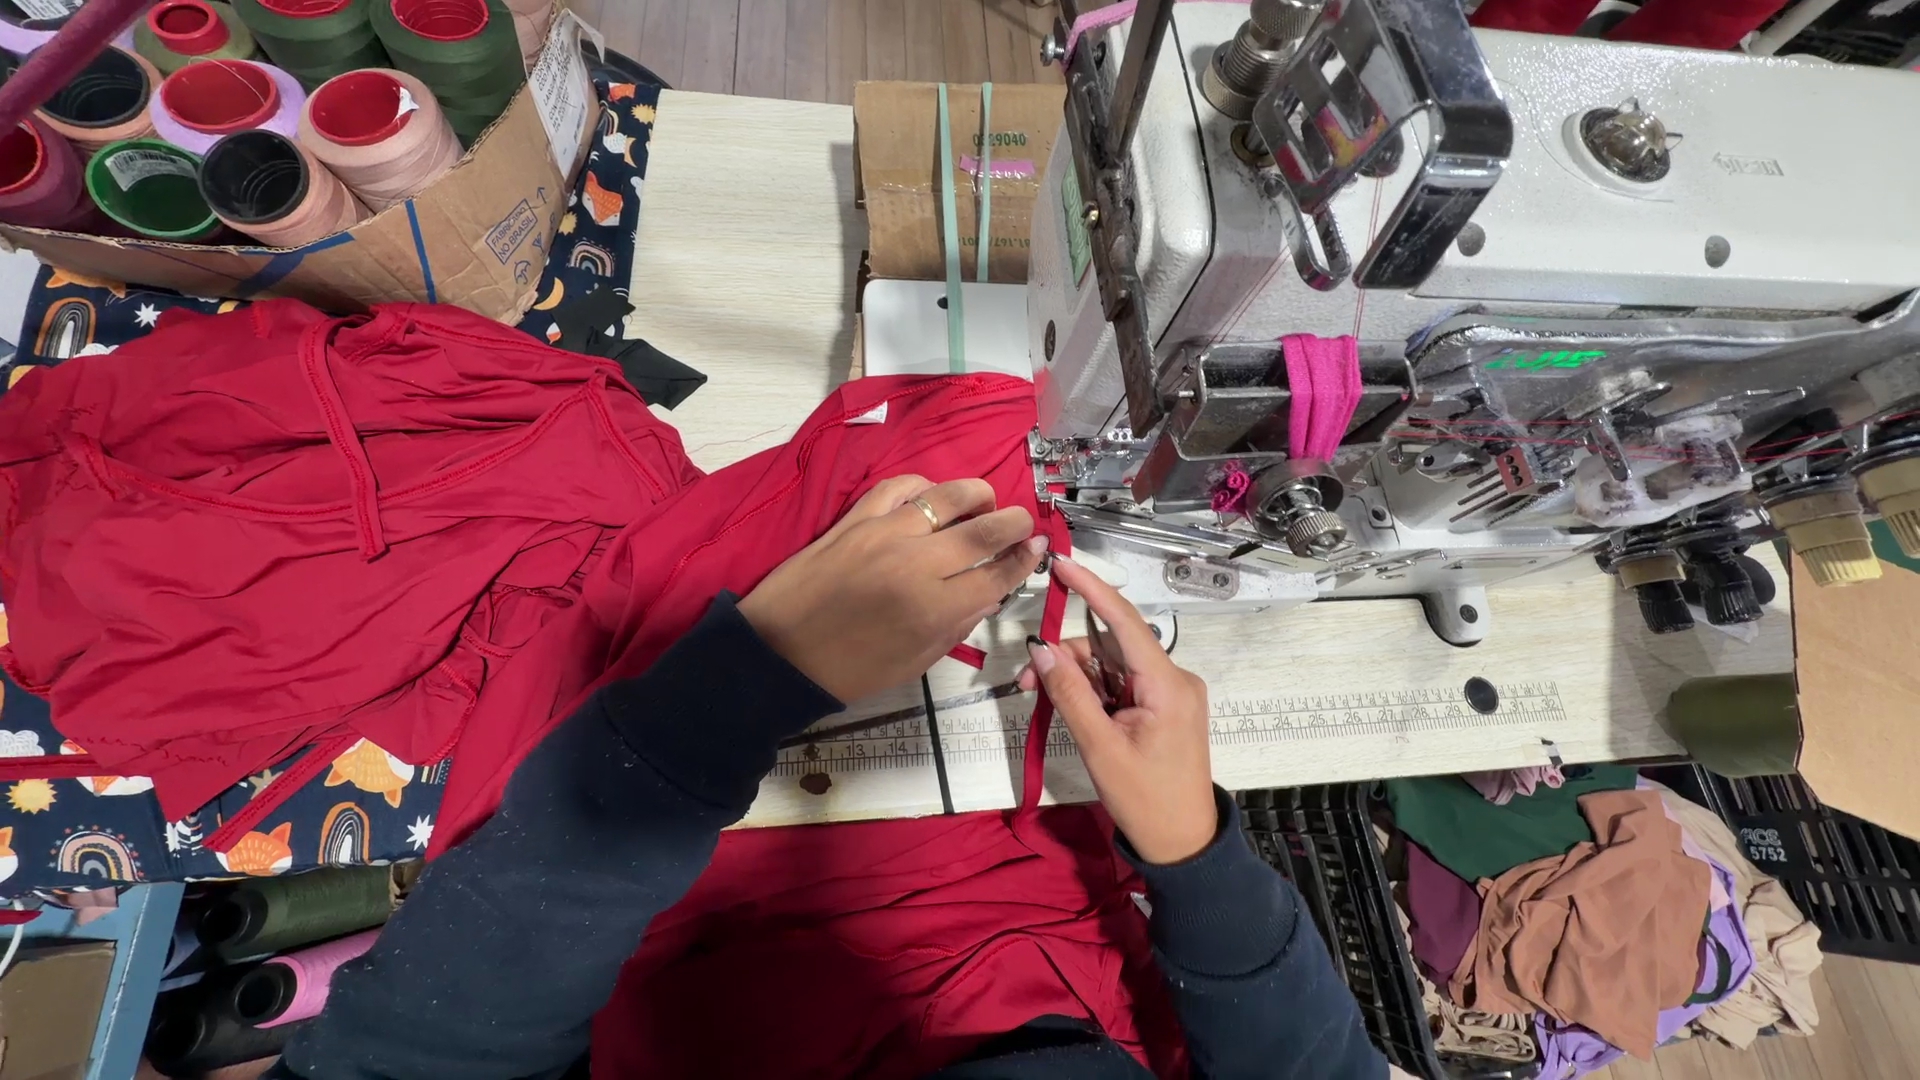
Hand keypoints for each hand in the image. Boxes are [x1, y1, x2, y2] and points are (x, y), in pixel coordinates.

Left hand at [740, 475, 1045, 703]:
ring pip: (944, 496)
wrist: (778, 653)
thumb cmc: (849, 670)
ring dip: (975, 493)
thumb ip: (957, 625)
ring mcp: (883, 534)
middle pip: (981, 530)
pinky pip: (897, 487)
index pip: (996, 575)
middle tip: (1023, 521)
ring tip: (984, 500)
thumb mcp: (914, 662)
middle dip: (1012, 522)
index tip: (1039, 548)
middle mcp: (915, 564)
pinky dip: (922, 485)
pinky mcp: (854, 518)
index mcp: (933, 609)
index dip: (1024, 560)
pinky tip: (931, 495)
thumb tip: (990, 593)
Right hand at [1019, 555, 1216, 863]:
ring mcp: (1170, 692)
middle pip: (1110, 645)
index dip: (1092, 588)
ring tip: (1042, 698)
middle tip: (1027, 681)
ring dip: (1075, 676)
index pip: (1125, 621)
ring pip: (1111, 664)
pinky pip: (1120, 683)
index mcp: (1168, 684)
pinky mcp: (1162, 706)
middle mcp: (1173, 678)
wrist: (1183, 846)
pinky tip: (1071, 705)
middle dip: (1066, 656)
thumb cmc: (1145, 800)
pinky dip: (1092, 689)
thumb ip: (1069, 692)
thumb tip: (1040, 648)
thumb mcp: (1099, 746)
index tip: (1062, 564)